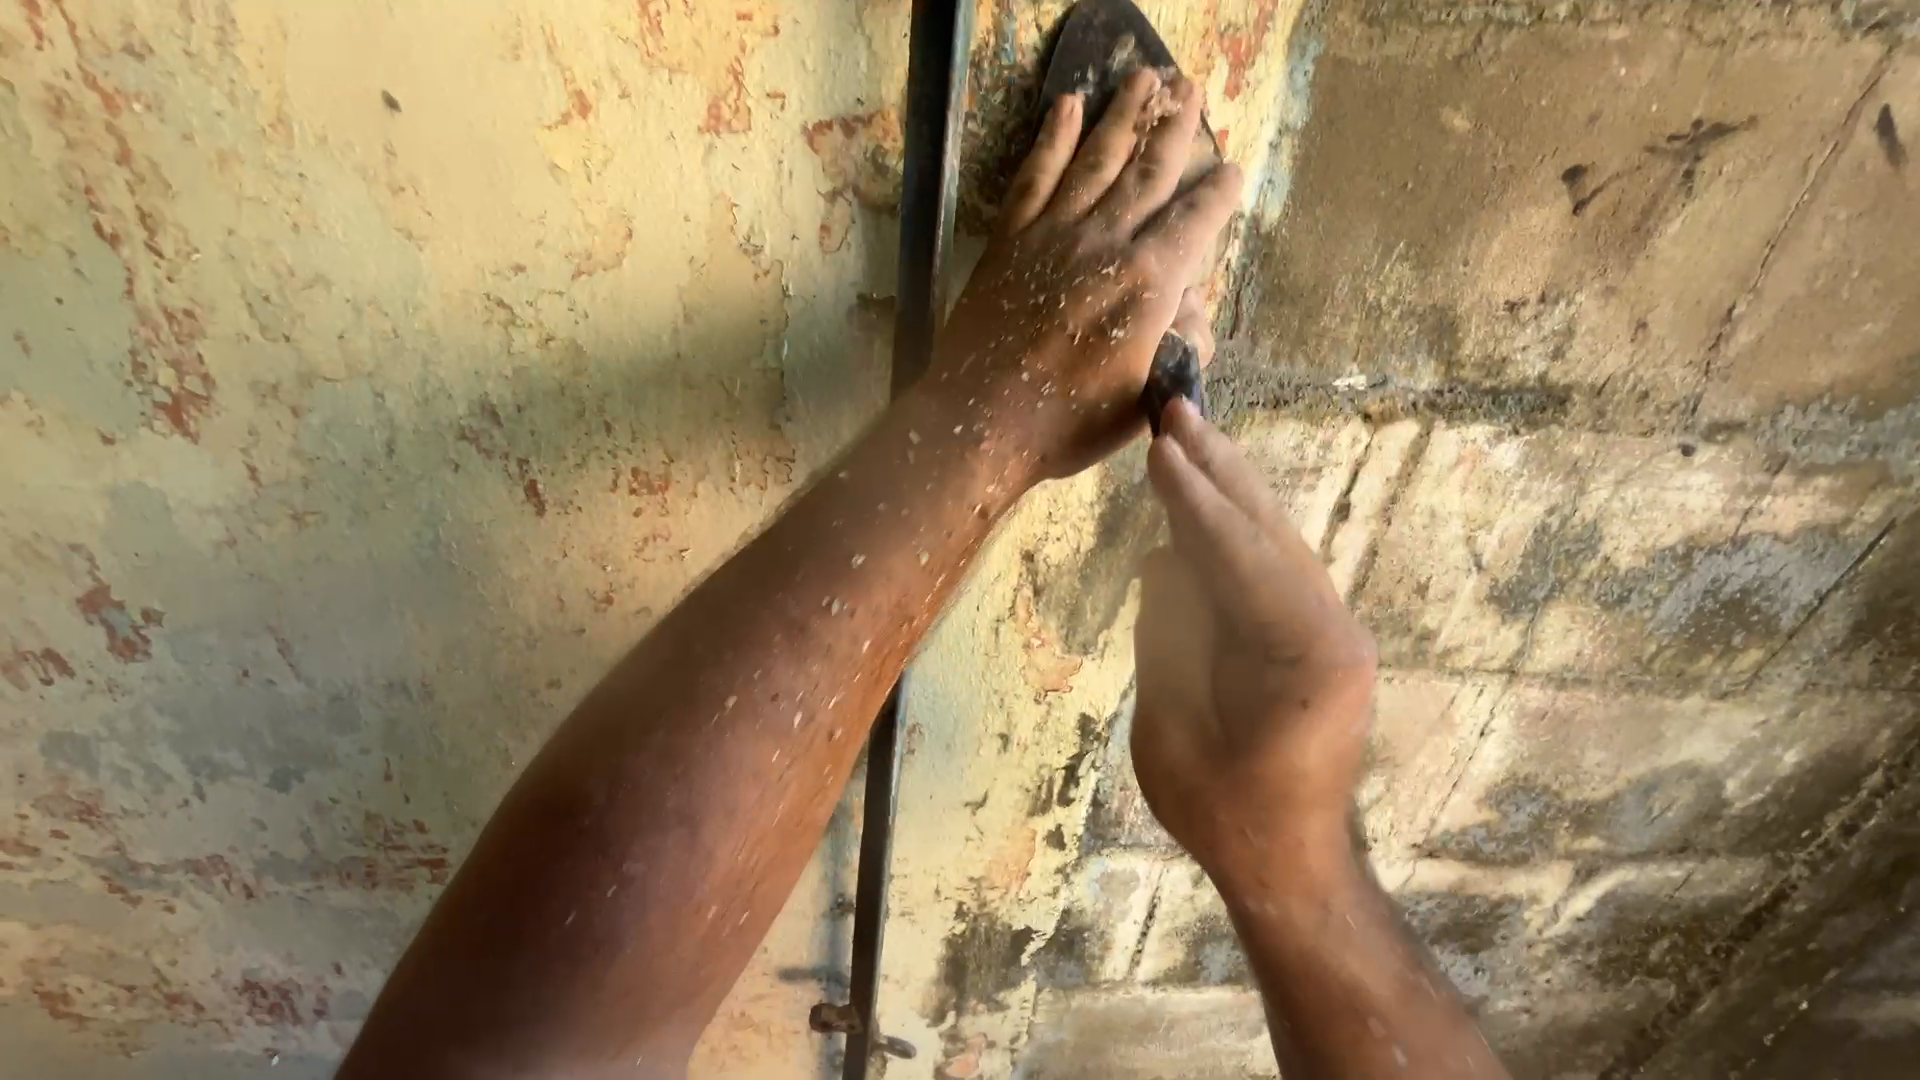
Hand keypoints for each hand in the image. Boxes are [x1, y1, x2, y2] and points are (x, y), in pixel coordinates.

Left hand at [925, 70, 1241, 482]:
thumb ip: (1178, 349)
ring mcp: (1053, 236)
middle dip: (1176, 130)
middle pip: (1149, 173)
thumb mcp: (1142, 401)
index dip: (1217, 195)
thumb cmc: (1067, 424)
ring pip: (1096, 160)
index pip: (1195, 223)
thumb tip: (1192, 311)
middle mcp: (1106, 244)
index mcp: (1149, 283)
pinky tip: (1064, 107)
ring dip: (1122, 115)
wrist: (982, 422)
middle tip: (1192, 91)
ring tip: (1143, 76)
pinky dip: (1050, 140)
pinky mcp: (1009, 241)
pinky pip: (1033, 177)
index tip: (1230, 171)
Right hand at [1132, 400, 1378, 888]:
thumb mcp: (1173, 725)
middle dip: (1221, 470)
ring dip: (1233, 487)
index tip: (1158, 449)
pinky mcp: (1316, 633)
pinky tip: (1216, 498)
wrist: (1287, 859)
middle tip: (1179, 412)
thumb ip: (1170, 634)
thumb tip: (1167, 561)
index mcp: (1302, 653)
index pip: (1239, 554)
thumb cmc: (1222, 808)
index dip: (1193, 500)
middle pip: (1269, 529)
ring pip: (1277, 537)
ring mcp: (1330, 626)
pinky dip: (1240, 525)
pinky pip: (1274, 562)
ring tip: (1193, 438)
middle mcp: (1330, 626)